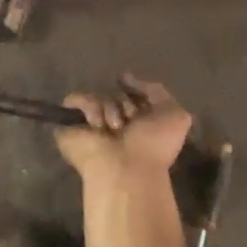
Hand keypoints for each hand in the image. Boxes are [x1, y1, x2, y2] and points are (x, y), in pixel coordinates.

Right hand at [55, 74, 191, 181]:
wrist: (126, 168)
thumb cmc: (154, 145)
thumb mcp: (175, 114)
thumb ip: (157, 91)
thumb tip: (126, 78)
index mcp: (139, 122)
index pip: (133, 94)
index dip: (139, 95)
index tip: (142, 105)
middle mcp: (116, 123)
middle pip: (116, 93)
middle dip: (124, 104)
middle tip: (128, 123)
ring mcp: (93, 123)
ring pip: (98, 95)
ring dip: (109, 109)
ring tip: (113, 128)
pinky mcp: (71, 124)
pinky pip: (76, 100)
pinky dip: (87, 107)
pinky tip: (96, 124)